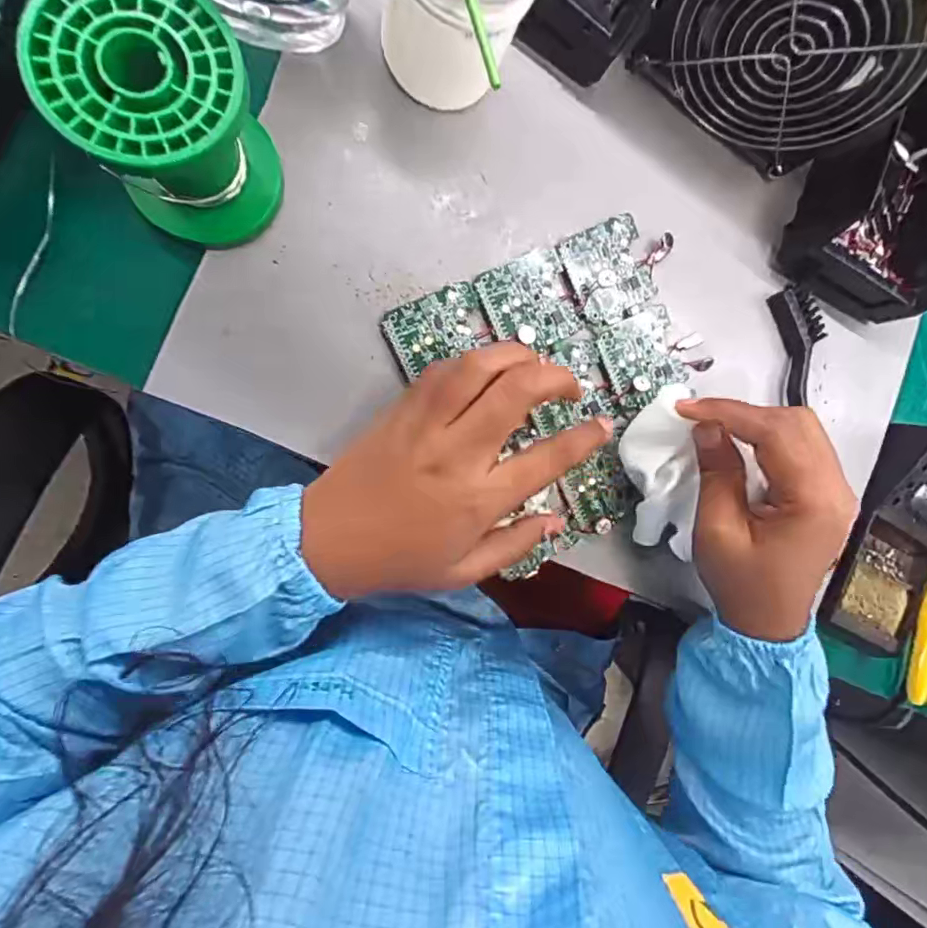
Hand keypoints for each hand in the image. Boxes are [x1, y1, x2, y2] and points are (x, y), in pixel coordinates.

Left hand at [301, 343, 612, 598]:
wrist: (326, 539)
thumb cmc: (398, 561)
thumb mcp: (463, 571)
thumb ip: (515, 545)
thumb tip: (556, 519)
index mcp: (477, 500)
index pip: (546, 458)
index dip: (584, 438)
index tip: (600, 427)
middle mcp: (456, 454)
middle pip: (517, 393)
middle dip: (556, 378)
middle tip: (569, 387)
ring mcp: (425, 426)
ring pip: (477, 368)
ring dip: (515, 355)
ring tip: (533, 364)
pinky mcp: (400, 411)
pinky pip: (441, 371)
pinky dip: (472, 361)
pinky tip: (486, 369)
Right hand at [675, 398, 857, 641]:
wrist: (768, 624)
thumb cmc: (741, 584)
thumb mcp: (716, 530)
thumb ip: (716, 474)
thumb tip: (707, 428)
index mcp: (813, 501)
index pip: (776, 433)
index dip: (729, 412)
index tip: (688, 408)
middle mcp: (836, 489)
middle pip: (797, 423)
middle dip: (744, 412)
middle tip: (699, 417)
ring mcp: (836, 491)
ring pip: (802, 430)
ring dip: (756, 421)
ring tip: (715, 426)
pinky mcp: (825, 494)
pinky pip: (801, 447)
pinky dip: (767, 436)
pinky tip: (738, 441)